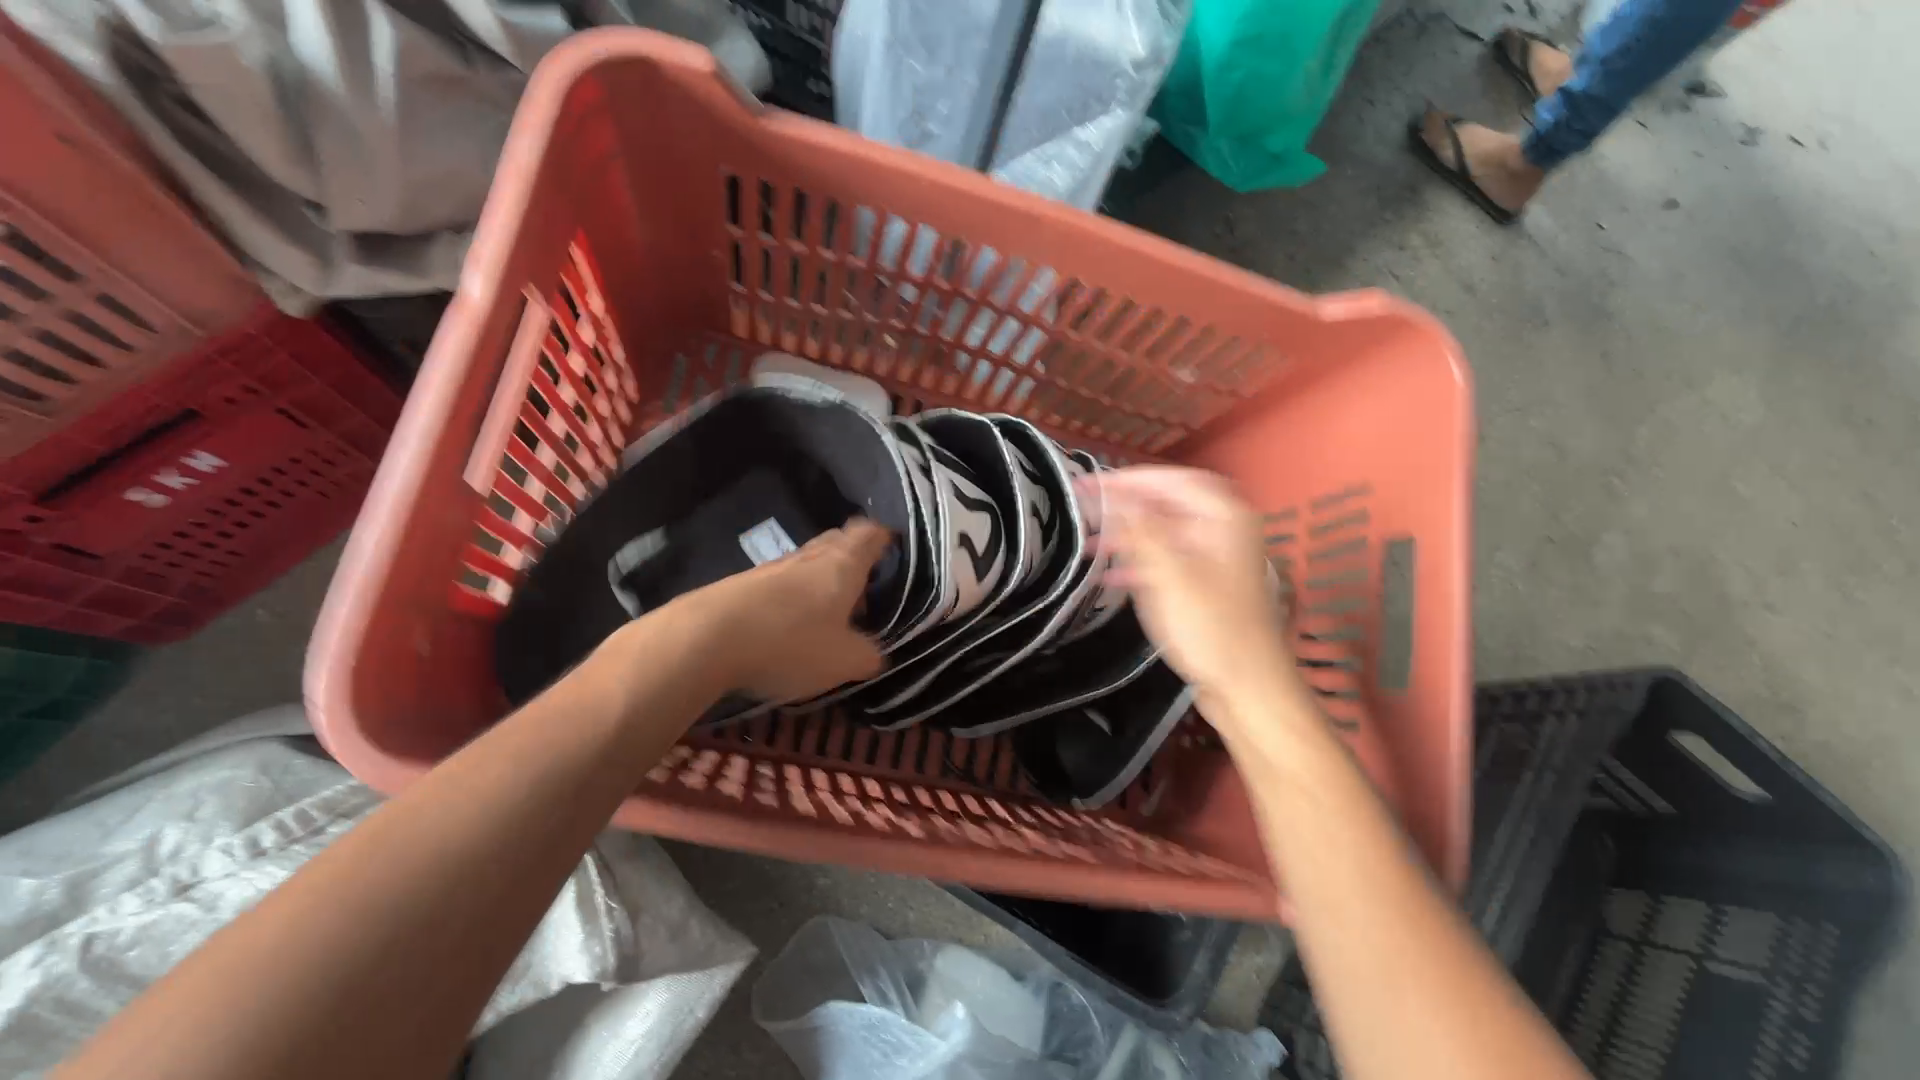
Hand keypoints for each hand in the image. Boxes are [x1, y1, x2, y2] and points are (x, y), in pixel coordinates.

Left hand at [678, 519, 890, 703]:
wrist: (706, 638)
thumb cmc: (791, 643)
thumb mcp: (844, 661)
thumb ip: (867, 655)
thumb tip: (873, 653)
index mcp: (843, 565)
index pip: (869, 534)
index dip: (883, 537)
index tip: (892, 547)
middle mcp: (809, 557)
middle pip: (836, 542)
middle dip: (852, 557)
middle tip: (864, 585)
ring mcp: (772, 568)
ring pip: (806, 564)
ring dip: (820, 581)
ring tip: (828, 613)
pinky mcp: (742, 586)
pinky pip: (779, 585)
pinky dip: (791, 599)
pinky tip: (789, 626)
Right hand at [1088, 467, 1304, 708]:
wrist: (1246, 686)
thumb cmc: (1211, 628)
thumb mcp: (1167, 573)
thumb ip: (1137, 529)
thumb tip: (1111, 494)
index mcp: (1223, 517)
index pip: (1170, 479)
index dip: (1128, 479)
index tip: (1090, 484)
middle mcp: (1224, 530)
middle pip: (1168, 503)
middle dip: (1126, 505)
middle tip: (1087, 508)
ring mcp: (1217, 559)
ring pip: (1166, 532)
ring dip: (1129, 534)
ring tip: (1092, 542)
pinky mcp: (1208, 586)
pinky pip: (1168, 559)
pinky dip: (1140, 560)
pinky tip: (1113, 573)